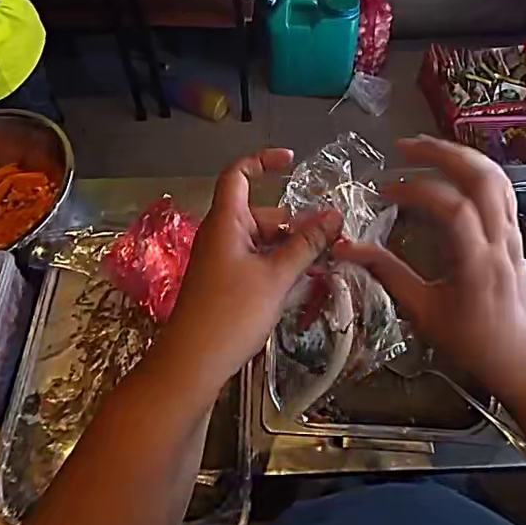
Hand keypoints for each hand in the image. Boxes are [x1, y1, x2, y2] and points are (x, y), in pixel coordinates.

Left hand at [151, 149, 341, 393]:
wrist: (191, 363)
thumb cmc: (231, 313)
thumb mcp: (276, 276)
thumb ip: (306, 244)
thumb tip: (334, 216)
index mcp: (226, 222)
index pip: (238, 174)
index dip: (262, 161)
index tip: (291, 161)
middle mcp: (221, 234)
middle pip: (261, 213)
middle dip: (295, 221)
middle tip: (331, 236)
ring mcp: (222, 259)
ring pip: (262, 240)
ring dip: (291, 246)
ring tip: (325, 260)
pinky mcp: (225, 281)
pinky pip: (256, 260)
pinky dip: (278, 264)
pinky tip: (303, 280)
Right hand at [334, 136, 525, 402]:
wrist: (524, 354)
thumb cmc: (473, 341)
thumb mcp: (424, 314)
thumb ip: (388, 276)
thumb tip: (348, 249)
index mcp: (478, 263)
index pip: (454, 209)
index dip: (418, 191)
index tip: (386, 193)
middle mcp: (500, 239)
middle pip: (481, 178)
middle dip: (441, 154)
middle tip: (404, 147)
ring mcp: (512, 231)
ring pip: (495, 176)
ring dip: (459, 154)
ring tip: (424, 147)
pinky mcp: (514, 229)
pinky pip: (501, 186)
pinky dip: (474, 166)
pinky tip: (452, 165)